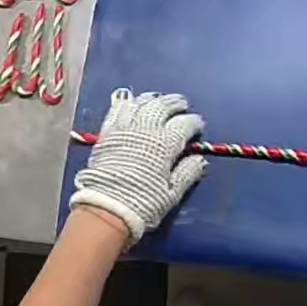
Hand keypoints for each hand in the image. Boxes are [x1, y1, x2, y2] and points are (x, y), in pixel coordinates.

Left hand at [70, 89, 206, 241]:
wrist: (106, 207)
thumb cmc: (142, 202)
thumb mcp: (172, 193)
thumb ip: (187, 173)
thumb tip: (200, 159)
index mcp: (165, 144)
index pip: (184, 124)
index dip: (193, 123)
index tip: (197, 125)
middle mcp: (145, 131)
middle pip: (162, 107)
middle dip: (174, 103)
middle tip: (181, 103)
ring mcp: (123, 130)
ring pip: (139, 104)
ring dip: (151, 99)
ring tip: (158, 98)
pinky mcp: (106, 134)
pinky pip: (116, 111)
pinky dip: (124, 103)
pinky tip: (129, 101)